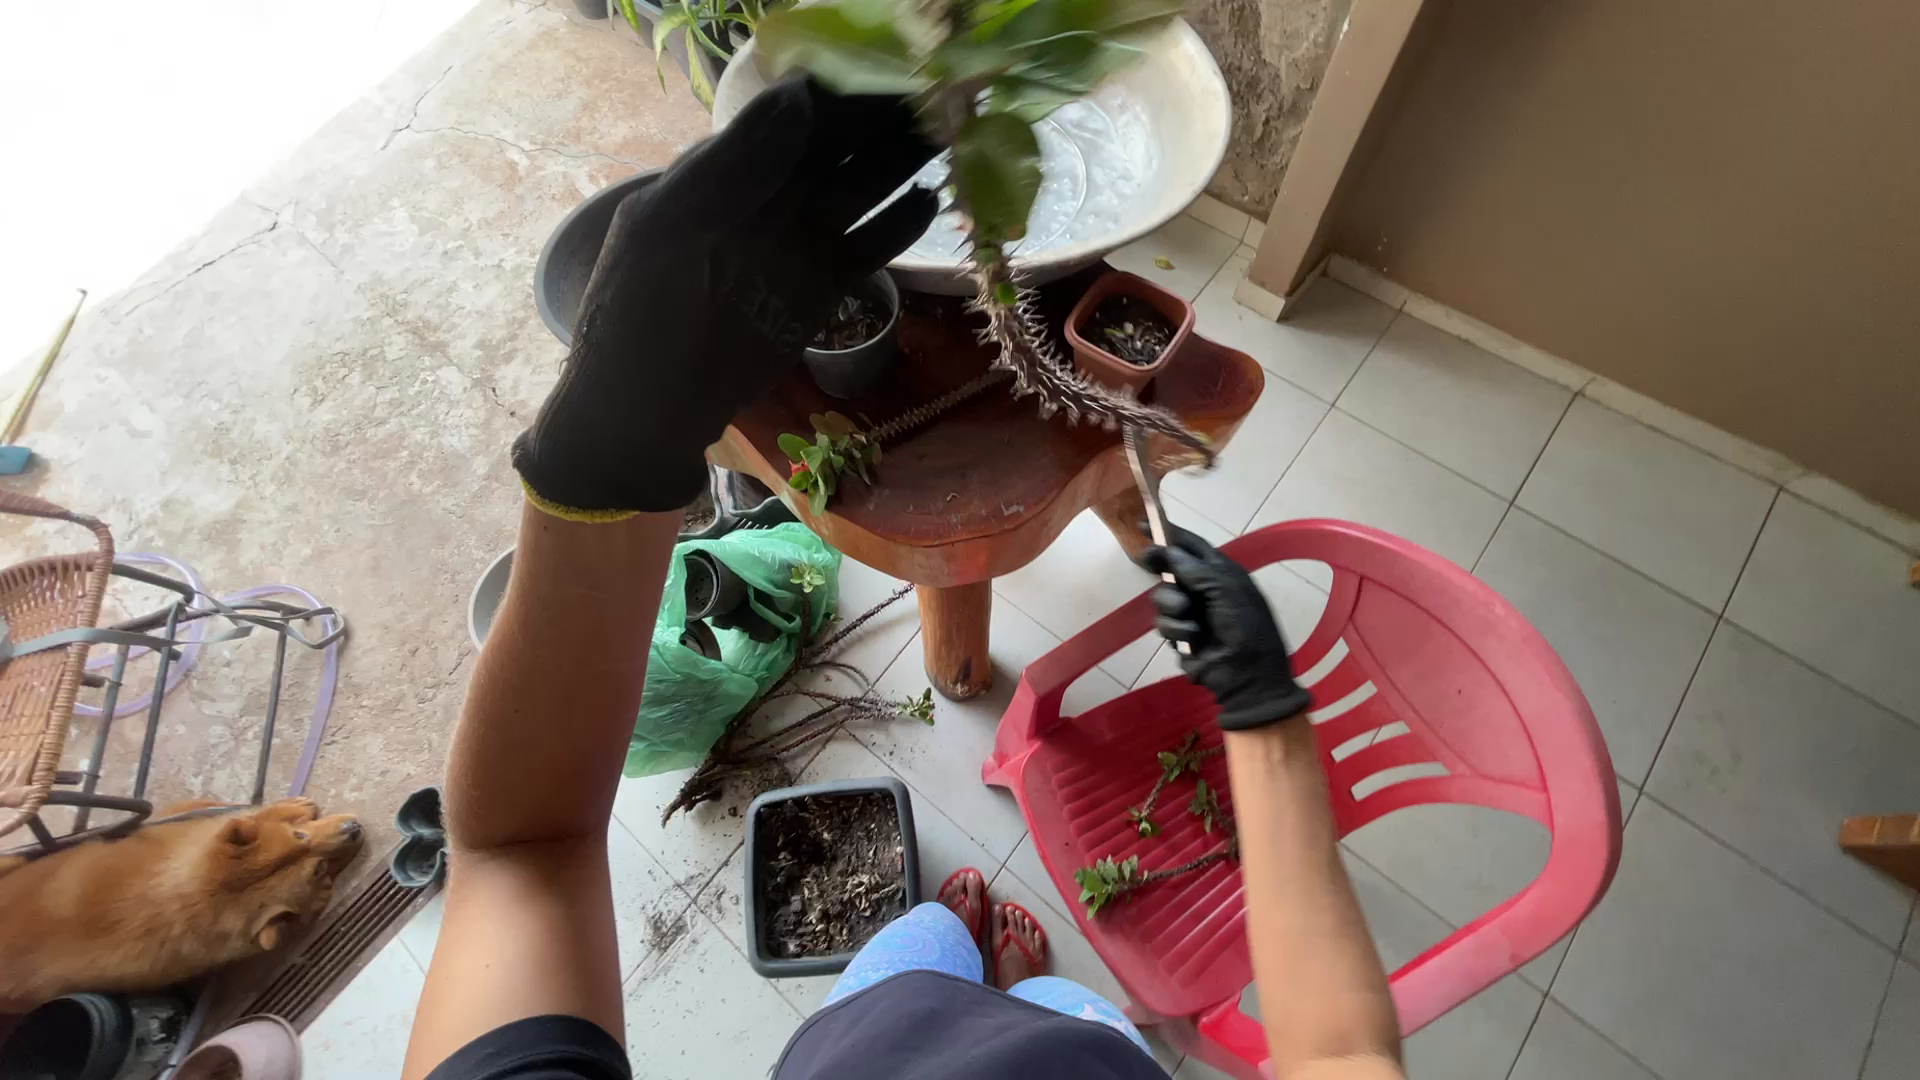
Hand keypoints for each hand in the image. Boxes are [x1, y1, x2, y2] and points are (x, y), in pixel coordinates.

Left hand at [512, 78, 938, 518]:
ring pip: (863, 189)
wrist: (652, 400)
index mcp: (729, 168)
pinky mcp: (825, 289)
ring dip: (902, 161)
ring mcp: (803, 244)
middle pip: (839, 144)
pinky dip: (899, 228)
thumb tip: (800, 98)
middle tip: (935, 84)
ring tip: (946, 129)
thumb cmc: (638, 308)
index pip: (794, 110)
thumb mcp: (667, 224)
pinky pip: (870, 249)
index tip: (885, 57)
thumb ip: (732, 164)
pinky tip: (929, 202)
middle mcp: (773, 197)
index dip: (840, 83)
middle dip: (883, 114)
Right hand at [1140, 526, 1313, 730]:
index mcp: (1221, 573)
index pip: (1191, 546)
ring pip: (1163, 597)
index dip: (1169, 534)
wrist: (1247, 675)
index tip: (1143, 523)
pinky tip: (1191, 639)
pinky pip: (1163, 623)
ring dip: (1172, 605)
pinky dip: (1176, 630)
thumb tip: (1170, 550)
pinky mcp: (1180, 635)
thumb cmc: (1246, 627)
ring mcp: (1191, 613)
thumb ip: (1195, 568)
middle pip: (1170, 569)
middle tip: (1146, 561)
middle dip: (1160, 567)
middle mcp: (1204, 590)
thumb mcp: (1226, 589)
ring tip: (1188, 617)